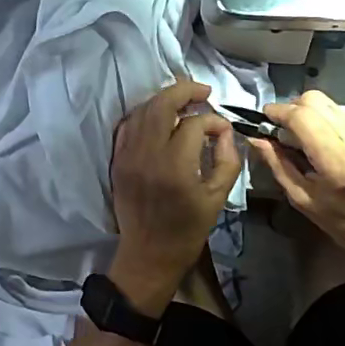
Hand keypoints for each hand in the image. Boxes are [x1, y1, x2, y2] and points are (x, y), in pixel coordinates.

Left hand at [108, 80, 241, 315]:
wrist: (149, 254)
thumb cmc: (188, 229)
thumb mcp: (218, 197)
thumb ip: (227, 159)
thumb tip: (224, 131)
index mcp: (176, 166)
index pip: (194, 124)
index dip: (213, 121)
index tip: (223, 130)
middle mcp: (148, 154)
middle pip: (162, 105)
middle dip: (185, 91)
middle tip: (203, 91)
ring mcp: (128, 155)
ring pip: (143, 110)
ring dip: (164, 100)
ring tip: (184, 100)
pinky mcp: (117, 160)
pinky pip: (127, 125)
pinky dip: (144, 114)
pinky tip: (159, 116)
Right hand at [251, 90, 344, 266]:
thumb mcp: (303, 199)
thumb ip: (278, 164)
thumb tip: (256, 138)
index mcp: (339, 163)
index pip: (302, 117)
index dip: (279, 111)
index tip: (265, 116)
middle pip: (315, 101)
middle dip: (293, 109)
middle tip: (283, 129)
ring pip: (329, 105)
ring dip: (311, 115)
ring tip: (306, 139)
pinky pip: (344, 113)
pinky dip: (329, 122)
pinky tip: (328, 143)